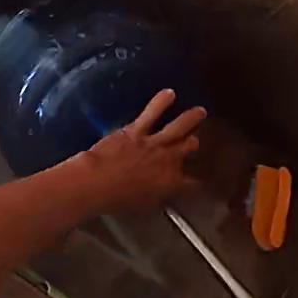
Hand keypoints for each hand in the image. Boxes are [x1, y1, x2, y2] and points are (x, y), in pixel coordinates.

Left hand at [68, 89, 203, 213]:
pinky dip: (161, 101)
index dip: (197, 183)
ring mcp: (154, 142)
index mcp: (170, 183)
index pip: (191, 184)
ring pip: (178, 127)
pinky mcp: (137, 130)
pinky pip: (152, 112)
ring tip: (200, 111)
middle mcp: (168, 160)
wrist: (98, 182)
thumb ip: (156, 196)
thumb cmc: (116, 200)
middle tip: (196, 140)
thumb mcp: (143, 205)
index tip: (200, 182)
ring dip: (190, 118)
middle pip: (188, 148)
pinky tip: (169, 92)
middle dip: (193, 144)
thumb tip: (160, 193)